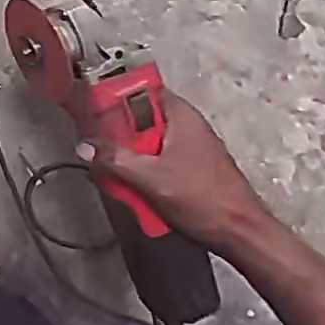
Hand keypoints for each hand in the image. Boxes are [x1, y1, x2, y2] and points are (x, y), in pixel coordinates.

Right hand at [83, 93, 274, 253]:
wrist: (240, 234)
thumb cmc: (201, 198)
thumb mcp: (151, 179)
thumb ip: (115, 160)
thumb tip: (84, 146)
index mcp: (180, 115)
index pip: (141, 90)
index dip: (115, 98)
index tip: (93, 112)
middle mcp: (186, 124)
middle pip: (141, 118)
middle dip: (119, 134)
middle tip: (98, 149)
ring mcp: (191, 146)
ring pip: (149, 142)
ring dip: (130, 156)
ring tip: (112, 172)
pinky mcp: (192, 167)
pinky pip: (159, 159)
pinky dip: (145, 170)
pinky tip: (134, 189)